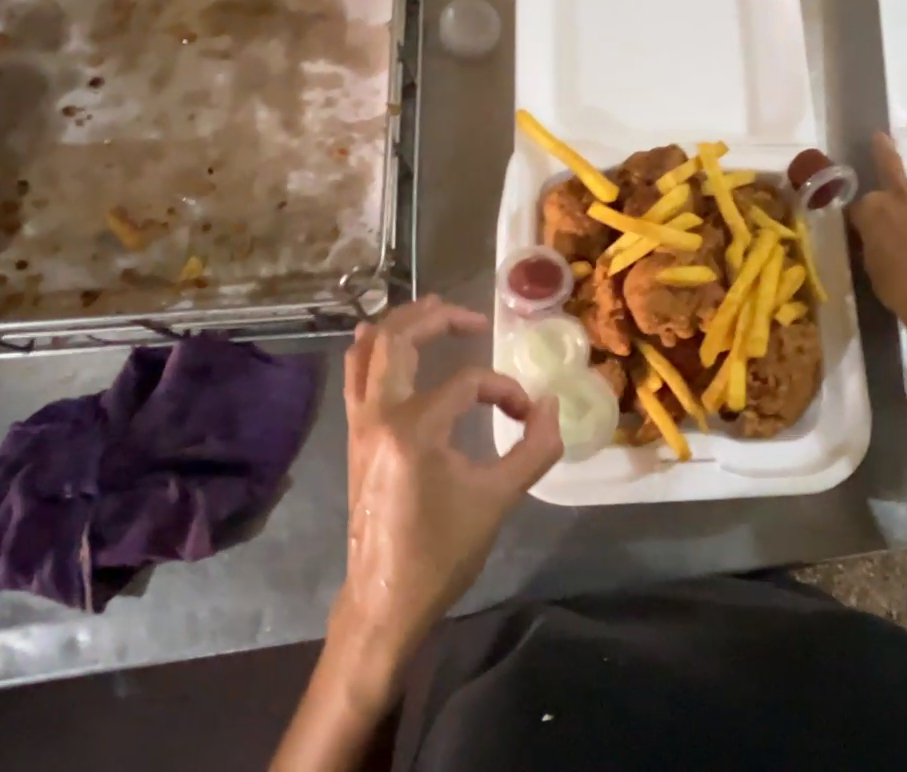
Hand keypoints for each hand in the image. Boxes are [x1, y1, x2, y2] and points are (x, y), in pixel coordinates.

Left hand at [336, 296, 561, 659]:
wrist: (385, 599)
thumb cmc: (443, 551)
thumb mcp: (500, 499)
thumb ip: (536, 448)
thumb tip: (550, 404)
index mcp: (415, 428)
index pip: (468, 382)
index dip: (505, 390)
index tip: (527, 416)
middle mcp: (380, 415)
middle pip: (400, 340)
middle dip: (437, 319)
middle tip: (472, 318)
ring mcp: (360, 425)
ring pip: (370, 352)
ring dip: (400, 325)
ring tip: (430, 308)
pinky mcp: (356, 439)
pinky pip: (356, 377)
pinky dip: (372, 351)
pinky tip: (380, 339)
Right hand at [847, 116, 906, 383]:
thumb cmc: (898, 288)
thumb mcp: (872, 265)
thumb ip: (874, 243)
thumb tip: (878, 236)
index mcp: (871, 212)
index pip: (862, 207)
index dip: (864, 217)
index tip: (865, 227)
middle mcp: (898, 195)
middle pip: (888, 168)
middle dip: (883, 151)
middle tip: (879, 137)